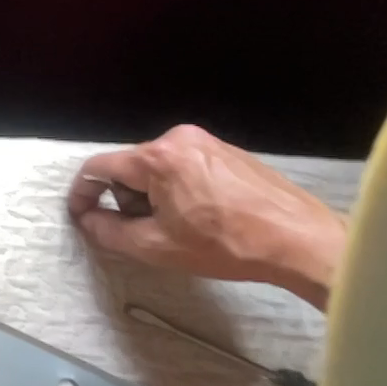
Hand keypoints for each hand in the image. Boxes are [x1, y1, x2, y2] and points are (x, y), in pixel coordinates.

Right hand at [68, 125, 346, 308]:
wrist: (305, 243)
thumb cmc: (226, 245)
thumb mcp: (155, 246)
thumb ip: (108, 231)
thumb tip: (88, 219)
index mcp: (156, 158)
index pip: (97, 168)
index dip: (81, 193)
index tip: (81, 215)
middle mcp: (178, 139)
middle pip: (128, 167)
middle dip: (126, 197)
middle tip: (145, 229)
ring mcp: (208, 142)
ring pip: (156, 167)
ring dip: (153, 194)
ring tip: (178, 224)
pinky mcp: (231, 152)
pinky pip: (185, 166)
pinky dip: (179, 188)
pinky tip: (201, 214)